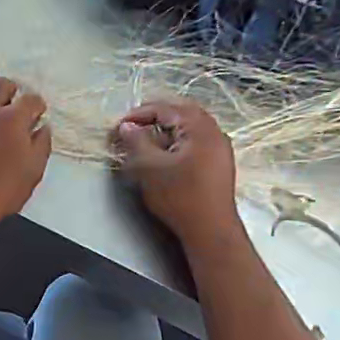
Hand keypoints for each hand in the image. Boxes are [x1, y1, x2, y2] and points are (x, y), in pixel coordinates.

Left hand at [0, 76, 50, 235]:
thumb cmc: (3, 190)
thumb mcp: (34, 171)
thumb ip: (41, 144)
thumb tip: (43, 126)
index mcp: (13, 120)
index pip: (31, 99)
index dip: (37, 105)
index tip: (36, 113)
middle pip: (1, 84)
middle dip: (11, 90)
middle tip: (11, 103)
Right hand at [112, 100, 239, 248]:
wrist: (210, 229)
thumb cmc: (179, 196)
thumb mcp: (150, 167)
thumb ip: (136, 142)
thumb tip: (126, 126)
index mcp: (198, 127)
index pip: (164, 109)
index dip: (138, 115)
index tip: (118, 126)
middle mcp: (214, 131)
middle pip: (180, 113)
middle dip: (153, 118)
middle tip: (132, 127)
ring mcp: (220, 147)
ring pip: (189, 127)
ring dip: (166, 130)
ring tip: (145, 141)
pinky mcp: (219, 163)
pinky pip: (196, 141)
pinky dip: (177, 141)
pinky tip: (166, 155)